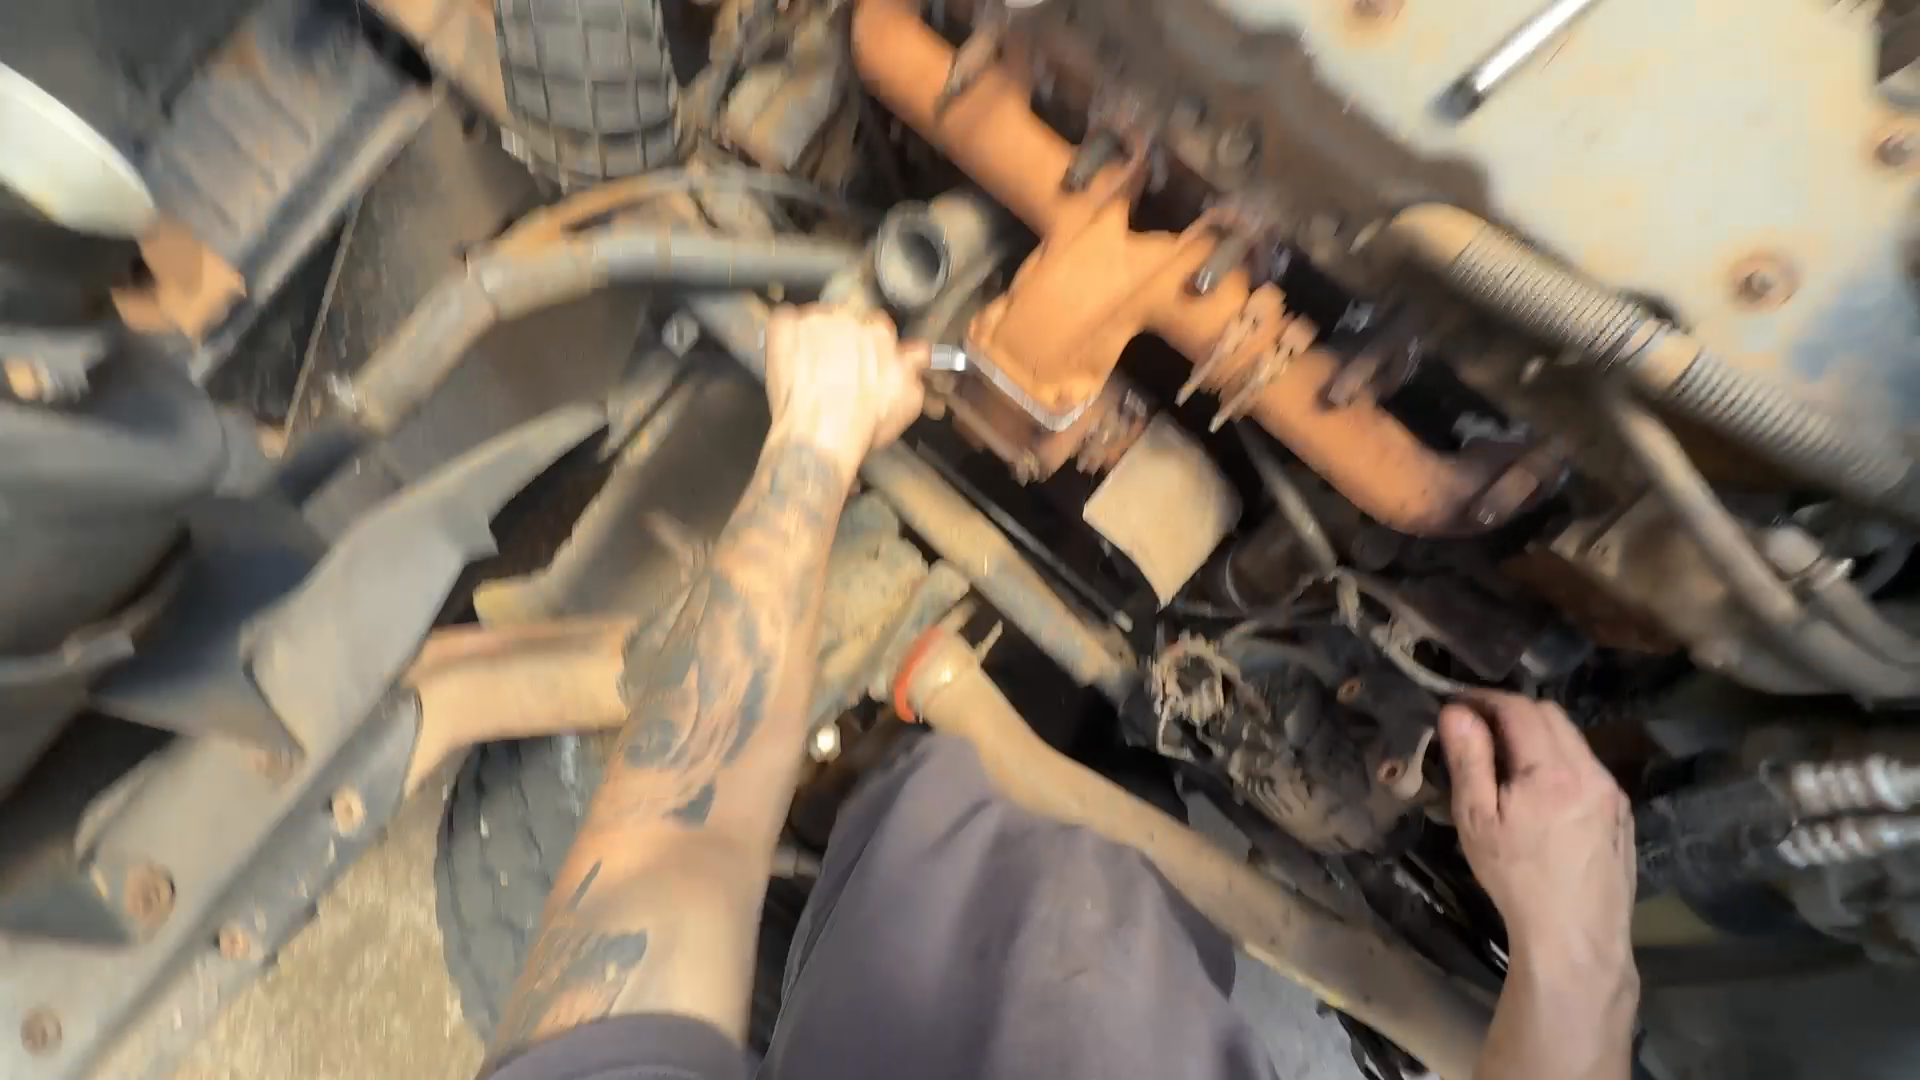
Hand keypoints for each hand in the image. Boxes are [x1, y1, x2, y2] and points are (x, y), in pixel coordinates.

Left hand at [764, 305, 928, 472]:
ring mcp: (813, 320)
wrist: (818, 438)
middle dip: (843, 339)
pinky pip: (785, 322)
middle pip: (847, 318)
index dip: (870, 347)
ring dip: (816, 337)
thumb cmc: (861, 425)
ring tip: (814, 371)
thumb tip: (917, 353)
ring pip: (818, 318)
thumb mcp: (906, 401)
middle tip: (838, 370)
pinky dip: (787, 339)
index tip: (864, 363)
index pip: (878, 326)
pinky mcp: (784, 328)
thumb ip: (914, 369)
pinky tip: (793, 363)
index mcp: (880, 332)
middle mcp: (849, 318)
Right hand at [1438, 693, 1634, 974]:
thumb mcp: (1476, 817)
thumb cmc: (1515, 875)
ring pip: (1570, 737)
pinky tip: (1531, 785)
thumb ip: (1468, 758)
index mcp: (1554, 772)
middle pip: (1550, 713)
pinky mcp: (1620, 810)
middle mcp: (1592, 772)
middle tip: (1472, 726)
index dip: (1483, 697)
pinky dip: (1553, 756)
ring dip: (1532, 732)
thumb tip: (1456, 711)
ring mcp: (1612, 791)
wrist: (1575, 935)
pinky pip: (1583, 763)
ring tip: (1498, 755)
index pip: (1519, 708)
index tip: (1453, 703)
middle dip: (1508, 709)